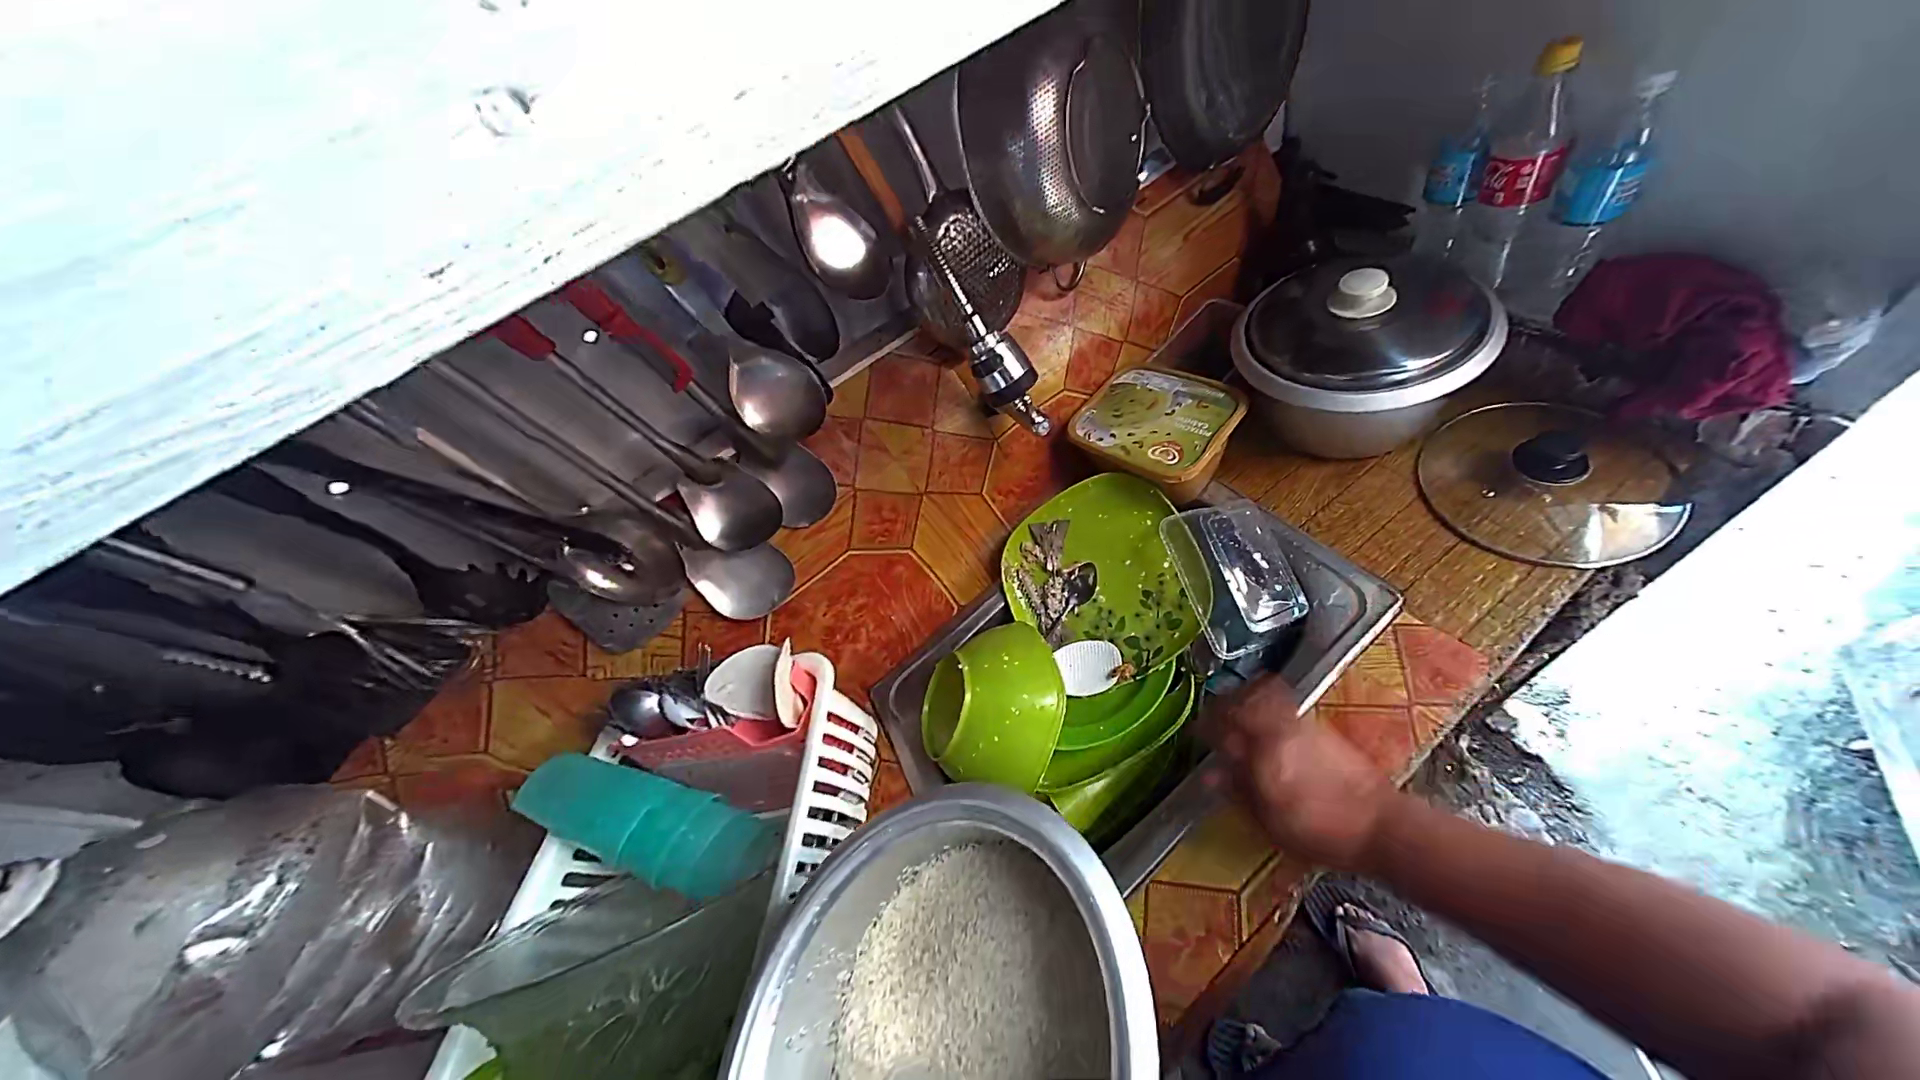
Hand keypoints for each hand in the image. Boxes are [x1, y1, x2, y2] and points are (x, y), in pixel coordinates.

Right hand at [1206, 675, 1401, 869]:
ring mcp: (1302, 724)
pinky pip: (1283, 701)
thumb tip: (1211, 775)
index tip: (1197, 733)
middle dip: (1221, 704)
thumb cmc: (1323, 833)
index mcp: (1263, 753)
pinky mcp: (1320, 726)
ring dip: (1243, 698)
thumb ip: (1238, 792)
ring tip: (1235, 711)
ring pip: (1262, 694)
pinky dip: (1266, 702)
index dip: (1203, 727)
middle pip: (1241, 699)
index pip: (1221, 725)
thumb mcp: (1270, 823)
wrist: (1383, 827)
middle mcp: (1280, 730)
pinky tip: (1265, 723)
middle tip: (1211, 715)